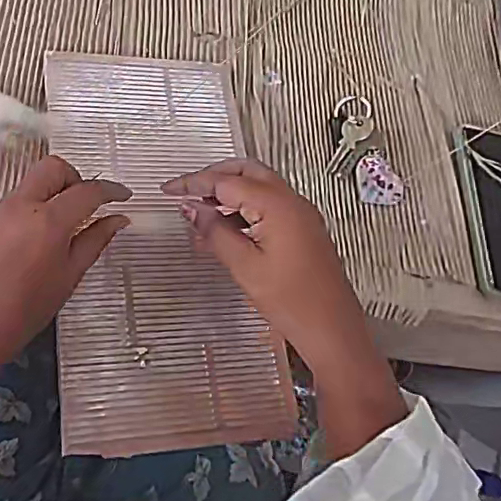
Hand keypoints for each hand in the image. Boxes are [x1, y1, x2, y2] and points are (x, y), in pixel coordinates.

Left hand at [0, 156, 129, 367]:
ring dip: (49, 196)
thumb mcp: (70, 274)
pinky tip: (29, 244)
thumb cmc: (30, 306)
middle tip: (84, 205)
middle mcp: (20, 206)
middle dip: (75, 178)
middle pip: (53, 168)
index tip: (121, 196)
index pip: (86, 191)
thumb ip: (95, 239)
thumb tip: (118, 218)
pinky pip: (10, 204)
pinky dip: (28, 212)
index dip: (110, 190)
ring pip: (30, 185)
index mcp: (48, 221)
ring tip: (56, 231)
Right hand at [160, 158, 366, 379]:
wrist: (331, 328)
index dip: (194, 183)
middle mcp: (292, 202)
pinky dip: (241, 208)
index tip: (169, 190)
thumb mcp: (243, 265)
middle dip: (212, 177)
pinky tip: (222, 230)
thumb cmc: (291, 301)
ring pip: (257, 186)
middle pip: (246, 171)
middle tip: (184, 192)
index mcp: (277, 206)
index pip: (226, 182)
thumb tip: (191, 208)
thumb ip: (214, 231)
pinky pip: (267, 205)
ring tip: (198, 214)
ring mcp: (299, 214)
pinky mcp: (301, 228)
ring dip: (226, 193)